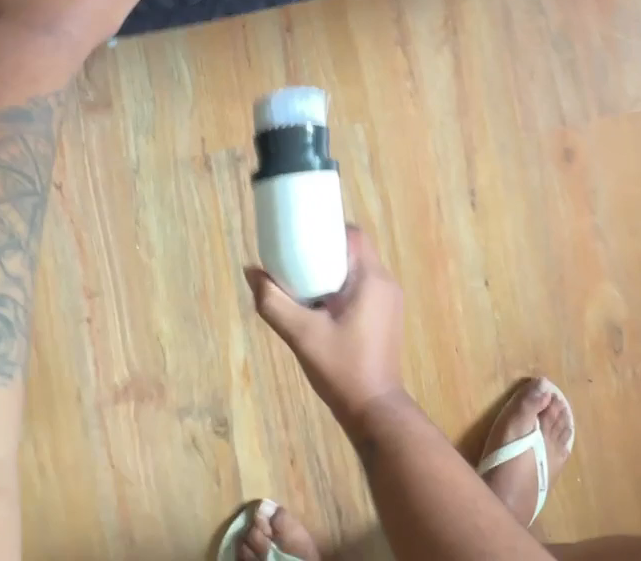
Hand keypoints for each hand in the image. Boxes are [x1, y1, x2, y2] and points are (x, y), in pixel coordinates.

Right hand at [247, 227, 405, 428]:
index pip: (354, 235)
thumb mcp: (301, 335)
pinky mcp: (386, 316)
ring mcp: (389, 300)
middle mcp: (385, 282)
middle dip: (326, 251)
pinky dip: (343, 287)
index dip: (328, 230)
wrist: (374, 409)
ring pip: (358, 271)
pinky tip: (321, 305)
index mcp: (372, 278)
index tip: (302, 237)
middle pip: (355, 251)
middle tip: (296, 260)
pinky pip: (364, 288)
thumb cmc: (341, 368)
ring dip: (333, 271)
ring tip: (303, 281)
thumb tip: (251, 272)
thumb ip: (274, 303)